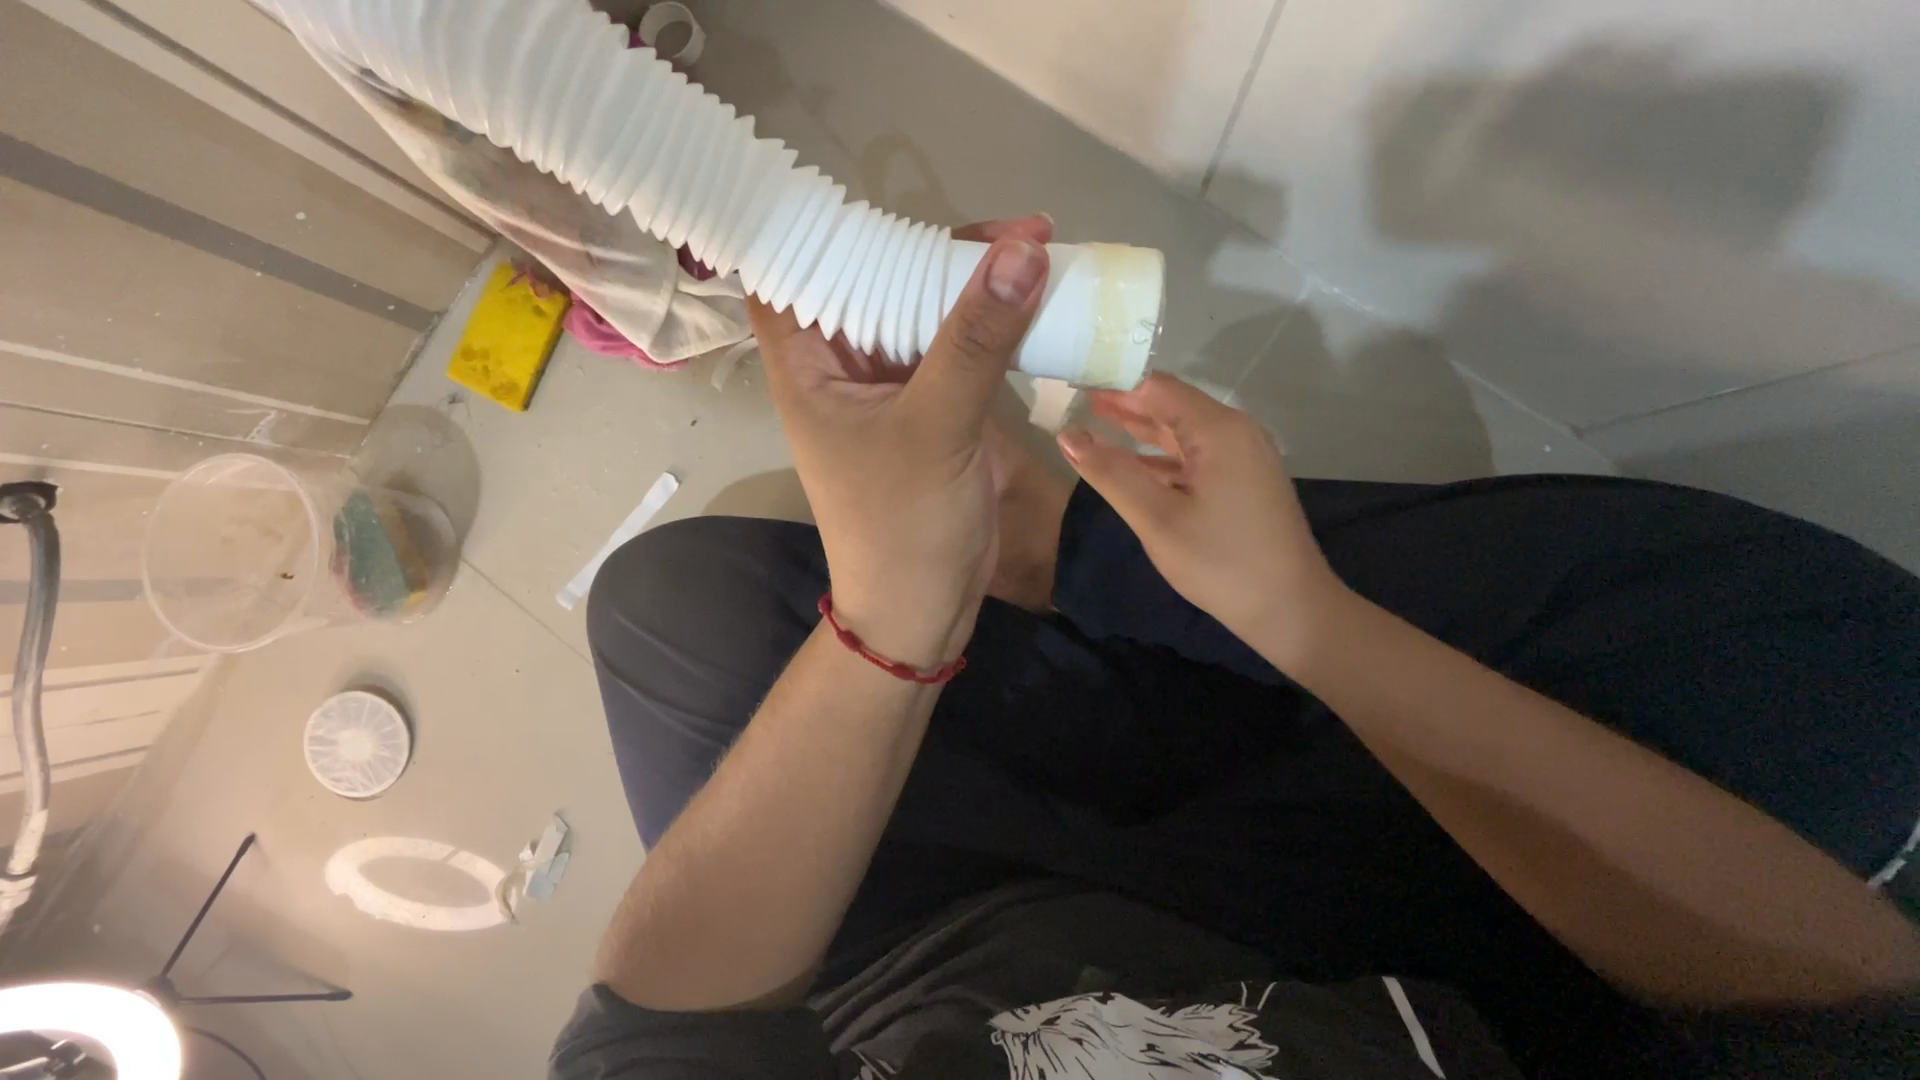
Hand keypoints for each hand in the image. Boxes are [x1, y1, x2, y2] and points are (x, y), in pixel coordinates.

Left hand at [754, 217, 1052, 666]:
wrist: (924, 608)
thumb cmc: (903, 526)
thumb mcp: (936, 428)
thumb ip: (975, 340)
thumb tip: (1021, 250)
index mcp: (809, 366)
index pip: (793, 272)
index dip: (822, 228)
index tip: (880, 195)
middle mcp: (843, 367)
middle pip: (876, 281)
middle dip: (935, 250)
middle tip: (1012, 229)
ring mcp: (892, 387)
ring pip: (925, 312)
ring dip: (973, 285)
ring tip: (1038, 250)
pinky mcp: (934, 407)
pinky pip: (958, 348)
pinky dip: (992, 325)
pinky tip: (1033, 301)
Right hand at [1057, 374, 1347, 662]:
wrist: (1290, 608)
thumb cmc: (1219, 562)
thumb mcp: (1156, 518)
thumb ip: (1110, 473)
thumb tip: (1066, 435)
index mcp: (1218, 430)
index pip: (1156, 387)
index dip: (1114, 382)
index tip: (1075, 379)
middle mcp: (1236, 431)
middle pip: (1172, 404)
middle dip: (1125, 402)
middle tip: (1076, 396)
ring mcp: (1244, 455)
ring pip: (1184, 430)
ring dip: (1142, 428)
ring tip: (1095, 419)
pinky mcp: (1245, 479)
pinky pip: (1197, 454)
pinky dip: (1163, 454)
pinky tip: (1134, 462)